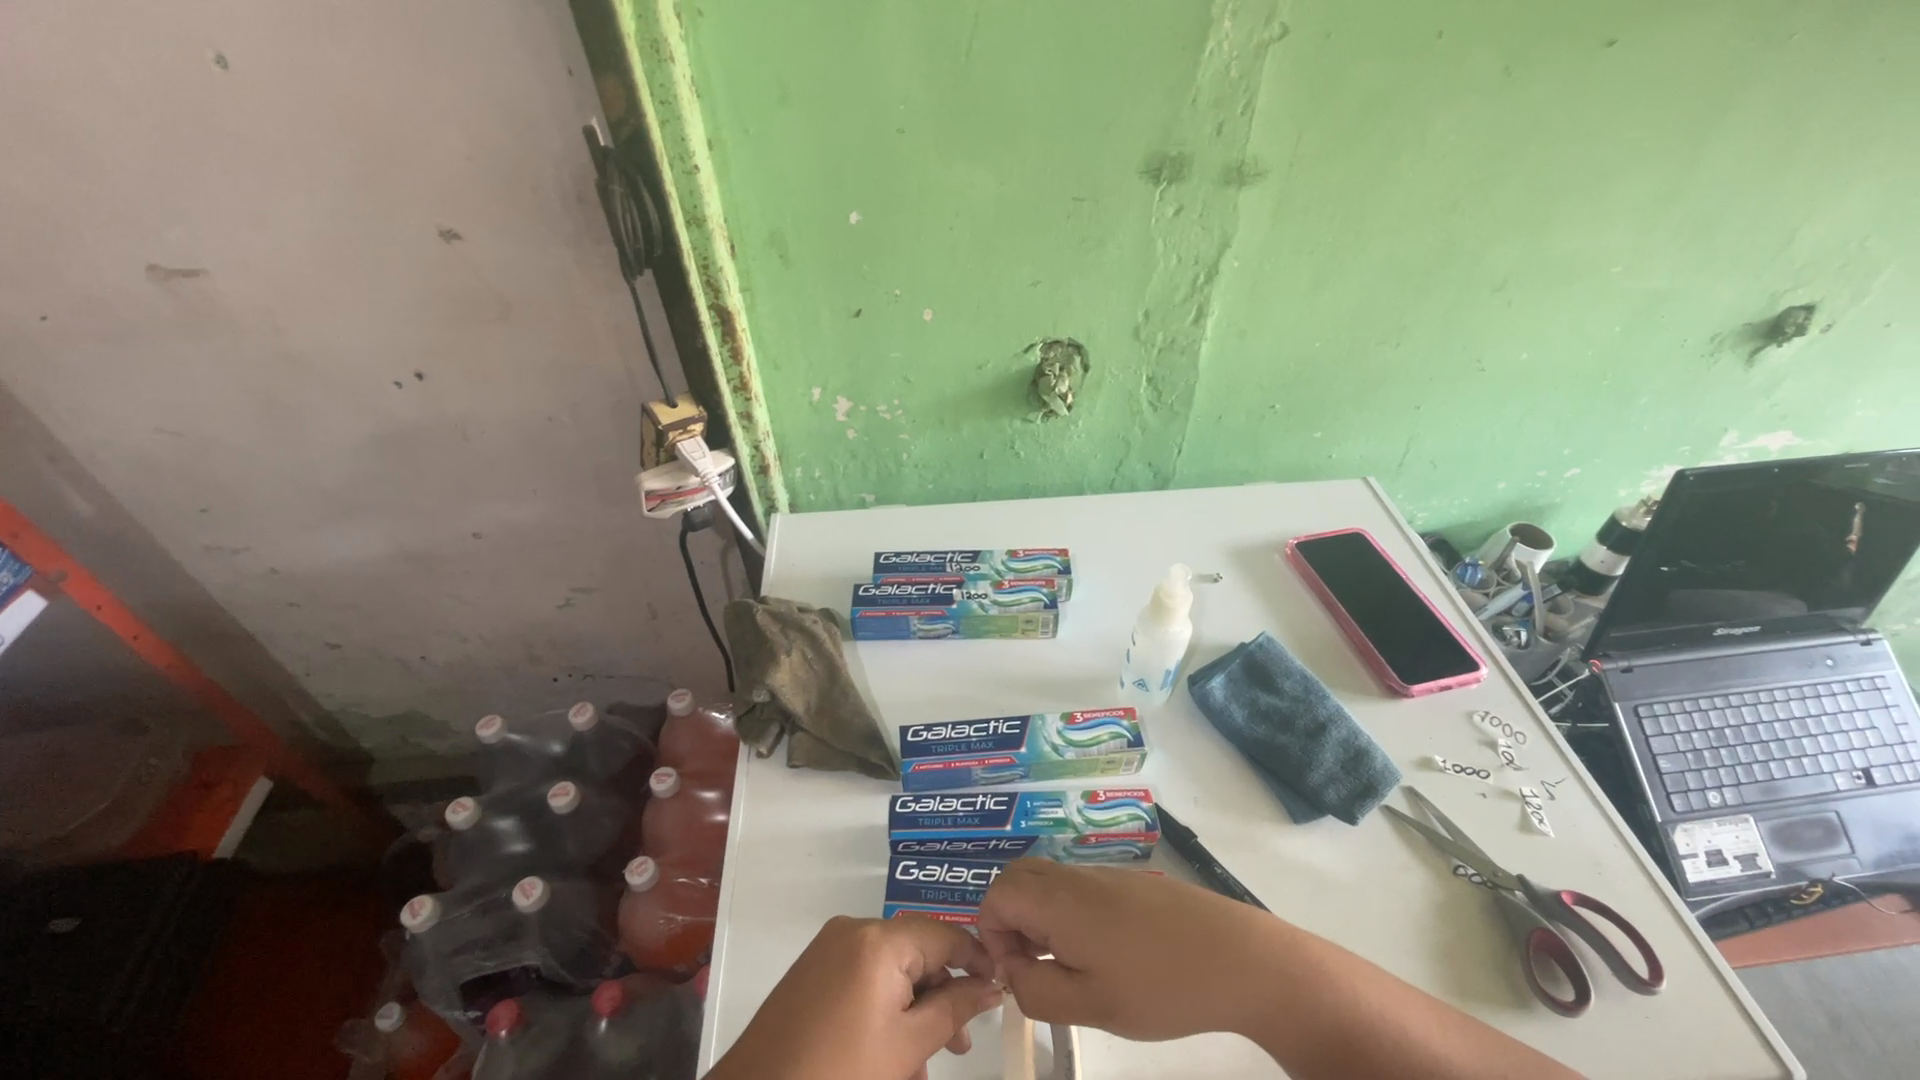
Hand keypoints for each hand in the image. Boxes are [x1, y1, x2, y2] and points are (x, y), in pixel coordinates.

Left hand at [708, 915, 1003, 1079]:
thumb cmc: (840, 1070)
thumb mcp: (908, 1044)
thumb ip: (956, 1008)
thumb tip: (992, 985)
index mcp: (879, 939)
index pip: (945, 934)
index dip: (977, 961)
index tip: (999, 992)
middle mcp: (853, 930)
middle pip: (917, 952)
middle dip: (942, 996)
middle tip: (960, 1045)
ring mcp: (828, 948)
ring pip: (891, 970)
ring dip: (914, 1010)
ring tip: (922, 1063)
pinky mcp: (812, 970)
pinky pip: (864, 978)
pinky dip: (884, 1008)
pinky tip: (889, 1053)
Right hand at [977, 858, 1278, 1041]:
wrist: (1241, 959)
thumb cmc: (1161, 986)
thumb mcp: (1089, 1005)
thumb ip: (1035, 991)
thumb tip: (1012, 970)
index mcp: (1059, 901)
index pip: (996, 895)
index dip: (991, 934)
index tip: (1018, 972)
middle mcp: (1078, 877)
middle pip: (1019, 878)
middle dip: (1010, 920)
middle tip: (1034, 965)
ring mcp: (1108, 876)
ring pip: (1051, 882)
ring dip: (1041, 918)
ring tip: (1071, 967)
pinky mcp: (1134, 883)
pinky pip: (1082, 888)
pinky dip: (1071, 914)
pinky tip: (1106, 955)